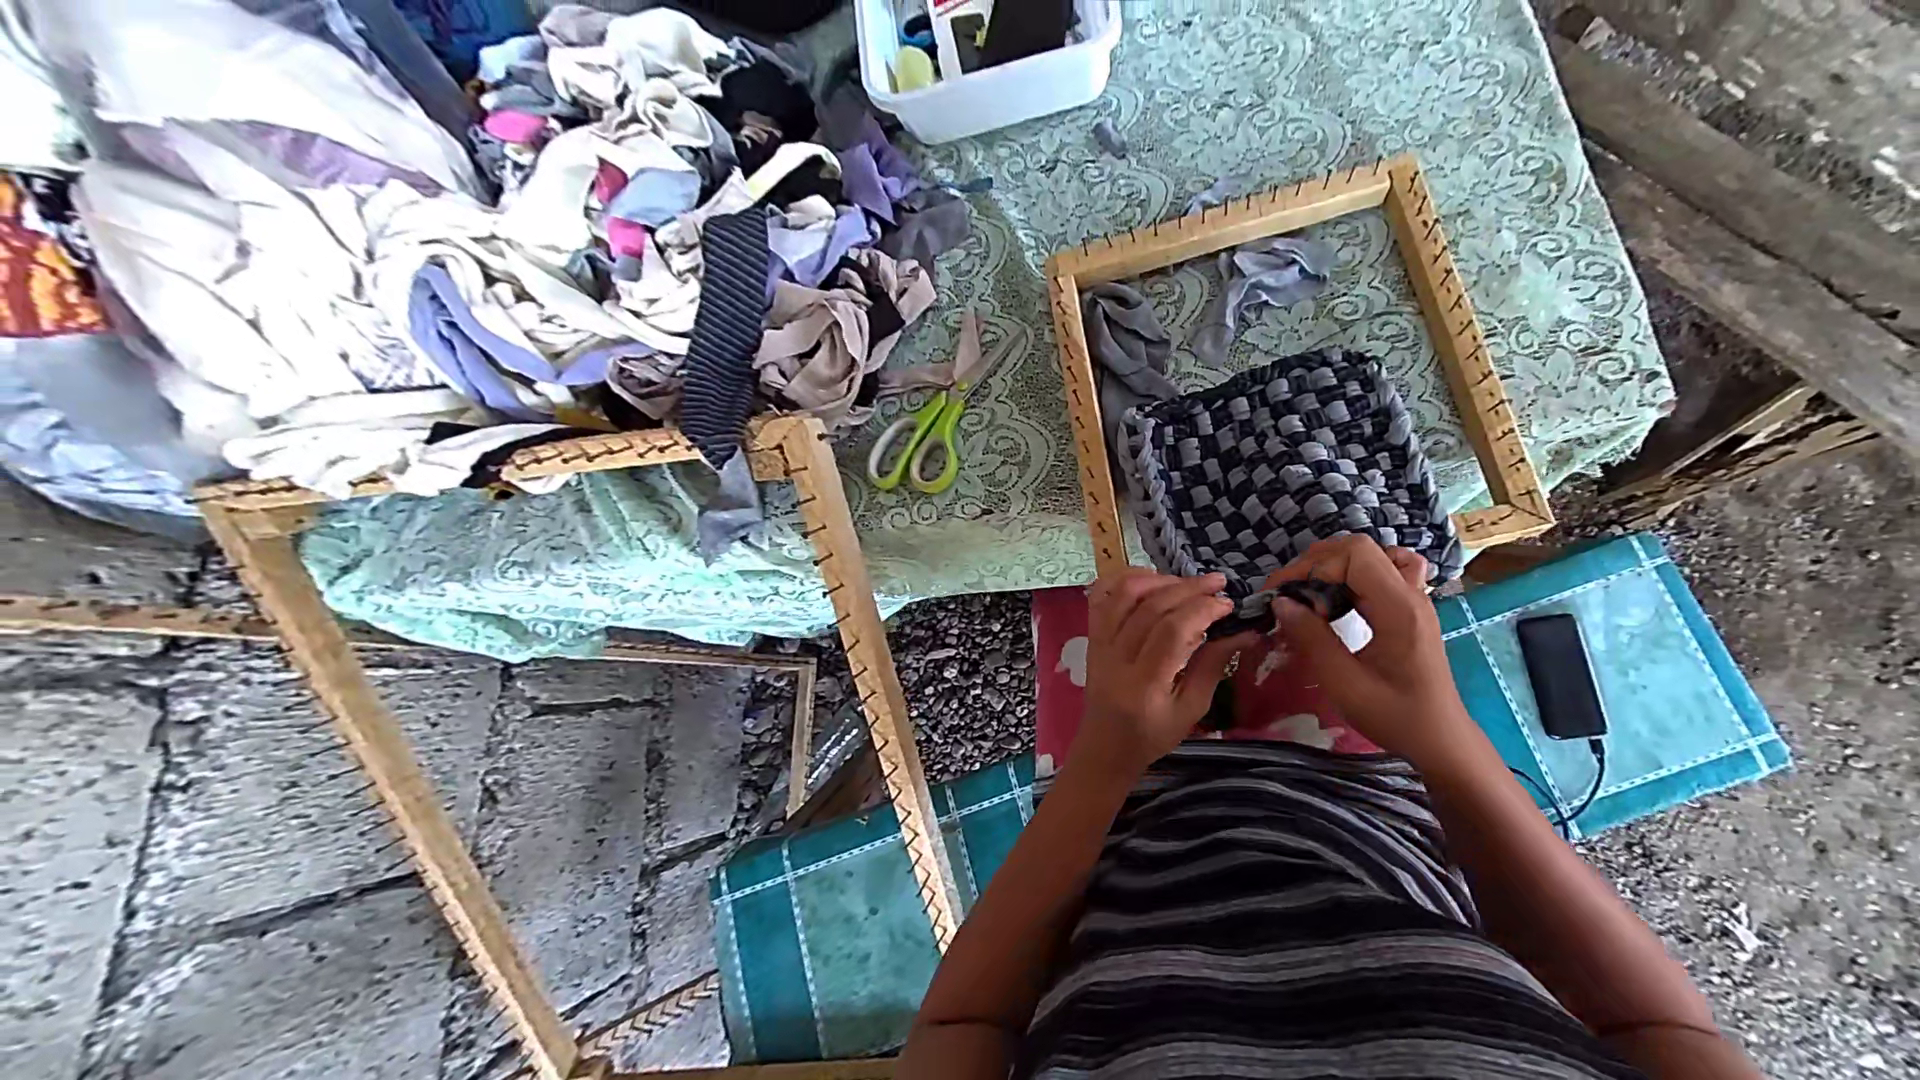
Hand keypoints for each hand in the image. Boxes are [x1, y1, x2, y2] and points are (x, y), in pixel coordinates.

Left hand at [1076, 568, 1257, 777]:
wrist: (1105, 744)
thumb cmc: (1152, 734)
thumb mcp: (1191, 710)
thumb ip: (1212, 666)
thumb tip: (1243, 632)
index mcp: (1144, 685)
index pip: (1172, 632)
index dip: (1201, 610)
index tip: (1227, 605)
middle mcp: (1117, 659)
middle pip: (1150, 609)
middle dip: (1188, 589)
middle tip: (1218, 584)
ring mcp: (1099, 643)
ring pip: (1124, 596)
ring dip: (1159, 580)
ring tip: (1187, 582)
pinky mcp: (1091, 635)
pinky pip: (1101, 595)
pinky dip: (1124, 579)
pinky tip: (1150, 579)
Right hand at [1264, 536, 1481, 770]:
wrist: (1439, 740)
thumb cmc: (1393, 716)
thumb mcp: (1343, 682)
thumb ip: (1311, 638)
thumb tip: (1280, 602)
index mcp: (1399, 609)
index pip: (1355, 554)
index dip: (1314, 567)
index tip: (1287, 598)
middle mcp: (1410, 595)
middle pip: (1360, 548)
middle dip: (1316, 564)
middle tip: (1289, 595)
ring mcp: (1413, 600)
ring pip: (1372, 555)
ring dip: (1333, 566)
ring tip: (1310, 592)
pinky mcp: (1408, 609)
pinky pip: (1383, 570)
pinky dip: (1354, 574)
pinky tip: (1338, 598)